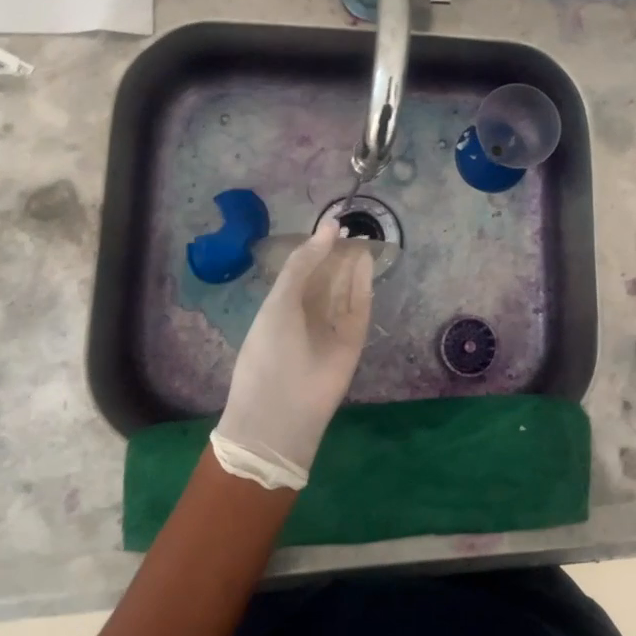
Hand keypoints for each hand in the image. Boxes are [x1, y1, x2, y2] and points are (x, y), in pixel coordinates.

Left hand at [211, 220, 373, 489]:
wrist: (281, 410)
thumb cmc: (269, 352)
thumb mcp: (279, 301)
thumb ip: (303, 264)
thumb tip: (329, 228)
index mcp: (281, 307)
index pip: (303, 271)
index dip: (316, 248)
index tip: (332, 225)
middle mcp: (307, 316)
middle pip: (327, 278)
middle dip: (337, 255)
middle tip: (353, 229)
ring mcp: (331, 329)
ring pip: (344, 290)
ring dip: (352, 266)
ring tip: (362, 239)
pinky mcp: (352, 341)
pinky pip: (360, 307)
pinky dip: (364, 285)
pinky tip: (367, 262)